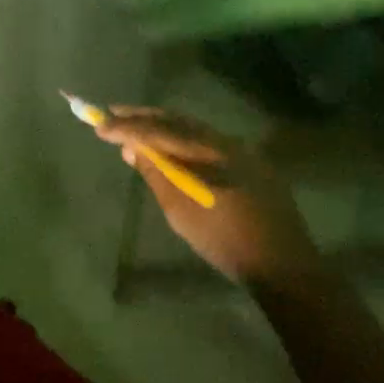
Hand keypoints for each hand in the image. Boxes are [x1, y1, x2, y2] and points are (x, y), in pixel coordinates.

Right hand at [96, 108, 321, 283]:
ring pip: (193, 128)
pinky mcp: (252, 164)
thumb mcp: (180, 211)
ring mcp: (243, 151)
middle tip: (111, 113)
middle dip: (142, 117)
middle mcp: (226, 142)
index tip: (98, 124)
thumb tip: (133, 149)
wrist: (285, 269)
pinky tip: (171, 146)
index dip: (125, 126)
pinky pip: (208, 141)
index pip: (158, 131)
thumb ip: (156, 174)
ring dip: (162, 125)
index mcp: (208, 152)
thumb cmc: (225, 241)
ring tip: (135, 127)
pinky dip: (183, 138)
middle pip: (176, 120)